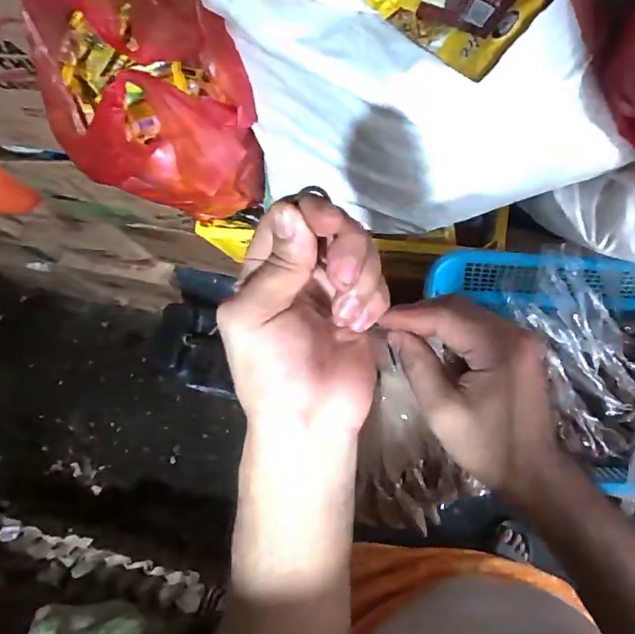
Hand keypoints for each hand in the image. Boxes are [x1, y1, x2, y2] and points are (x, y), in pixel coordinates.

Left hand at [218, 194, 390, 437]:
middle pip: (333, 224)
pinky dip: (374, 300)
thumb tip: (294, 211)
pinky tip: (360, 328)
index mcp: (266, 268)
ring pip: (362, 248)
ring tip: (348, 318)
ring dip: (362, 277)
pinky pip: (379, 280)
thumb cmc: (271, 373)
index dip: (311, 212)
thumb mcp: (255, 317)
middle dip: (347, 245)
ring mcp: (336, 287)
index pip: (288, 215)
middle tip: (344, 280)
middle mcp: (302, 270)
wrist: (311, 422)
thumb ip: (277, 266)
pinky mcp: (365, 306)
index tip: (327, 227)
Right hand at [381, 296, 566, 500]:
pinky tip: (432, 342)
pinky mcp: (519, 348)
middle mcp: (515, 332)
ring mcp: (520, 338)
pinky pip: (479, 327)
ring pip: (469, 314)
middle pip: (459, 308)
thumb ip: (418, 366)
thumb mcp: (442, 410)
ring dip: (436, 320)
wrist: (533, 471)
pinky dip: (453, 331)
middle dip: (421, 313)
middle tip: (388, 325)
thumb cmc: (486, 447)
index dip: (409, 314)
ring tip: (404, 332)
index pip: (447, 315)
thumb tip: (396, 333)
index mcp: (500, 345)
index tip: (378, 318)